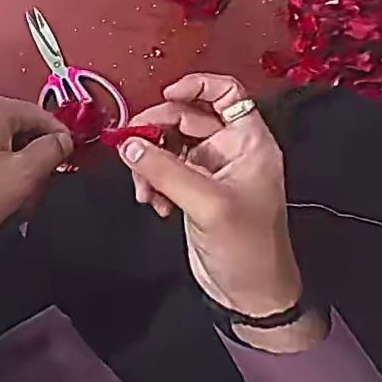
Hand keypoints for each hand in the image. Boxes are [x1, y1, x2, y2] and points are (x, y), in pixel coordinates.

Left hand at [0, 94, 73, 267]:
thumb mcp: (24, 174)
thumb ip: (52, 151)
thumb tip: (63, 141)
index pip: (41, 114)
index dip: (61, 137)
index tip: (71, 155)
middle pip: (23, 129)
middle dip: (37, 157)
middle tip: (45, 183)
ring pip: (6, 145)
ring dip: (20, 170)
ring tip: (20, 199)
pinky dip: (0, 174)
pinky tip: (0, 199)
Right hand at [118, 74, 313, 344]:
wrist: (250, 295)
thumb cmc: (251, 250)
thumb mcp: (208, 205)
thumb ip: (165, 170)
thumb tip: (130, 144)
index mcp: (249, 142)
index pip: (227, 93)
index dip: (197, 85)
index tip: (166, 94)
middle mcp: (230, 150)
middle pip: (187, 117)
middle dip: (157, 129)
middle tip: (132, 142)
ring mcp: (210, 169)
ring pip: (170, 143)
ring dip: (150, 160)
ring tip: (143, 185)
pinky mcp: (193, 189)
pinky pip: (164, 169)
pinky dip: (152, 180)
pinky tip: (152, 200)